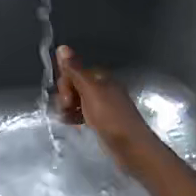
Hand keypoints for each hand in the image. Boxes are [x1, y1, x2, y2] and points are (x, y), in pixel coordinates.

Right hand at [55, 46, 158, 171]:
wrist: (133, 149)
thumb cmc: (111, 118)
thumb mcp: (91, 92)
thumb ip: (75, 71)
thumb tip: (62, 46)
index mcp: (100, 78)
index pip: (74, 72)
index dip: (65, 83)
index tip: (66, 98)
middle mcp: (102, 89)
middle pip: (74, 85)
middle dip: (65, 95)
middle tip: (67, 108)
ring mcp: (102, 106)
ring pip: (77, 100)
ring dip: (67, 107)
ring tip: (65, 118)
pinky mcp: (101, 121)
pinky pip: (82, 113)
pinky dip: (73, 116)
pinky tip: (70, 123)